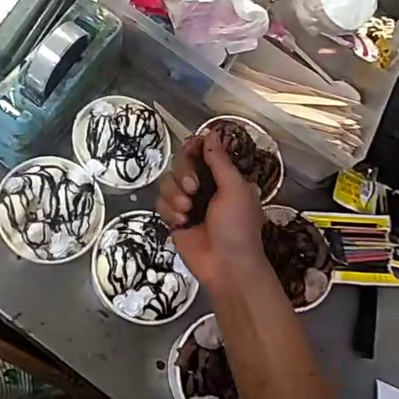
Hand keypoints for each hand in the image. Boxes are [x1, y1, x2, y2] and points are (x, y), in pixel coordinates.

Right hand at [157, 132, 267, 296]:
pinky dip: (170, 212)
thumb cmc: (238, 226)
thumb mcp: (235, 188)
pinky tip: (182, 223)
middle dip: (184, 175)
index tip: (191, 149)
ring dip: (175, 196)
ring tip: (188, 212)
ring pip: (167, 183)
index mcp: (222, 177)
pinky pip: (160, 203)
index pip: (202, 151)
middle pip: (180, 164)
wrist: (227, 265)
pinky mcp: (173, 218)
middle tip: (194, 190)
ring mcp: (187, 203)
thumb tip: (211, 133)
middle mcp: (204, 186)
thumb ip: (220, 161)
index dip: (194, 148)